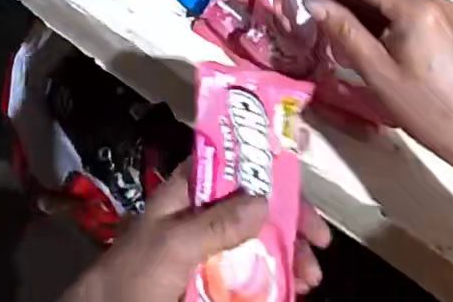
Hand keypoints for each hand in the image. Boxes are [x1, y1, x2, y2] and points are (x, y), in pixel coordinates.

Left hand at [58, 171, 329, 301]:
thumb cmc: (135, 271)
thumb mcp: (174, 243)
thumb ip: (215, 222)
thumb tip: (262, 198)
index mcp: (186, 191)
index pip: (228, 163)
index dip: (263, 166)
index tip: (300, 182)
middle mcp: (200, 214)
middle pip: (252, 205)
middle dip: (287, 219)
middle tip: (317, 243)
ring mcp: (209, 249)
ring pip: (258, 241)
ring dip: (289, 252)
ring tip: (310, 276)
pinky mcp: (215, 281)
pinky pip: (254, 275)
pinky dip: (278, 280)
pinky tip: (296, 290)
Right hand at [308, 0, 452, 183]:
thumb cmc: (430, 111)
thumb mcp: (377, 72)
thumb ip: (343, 30)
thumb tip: (312, 1)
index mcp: (416, 6)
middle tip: (315, 9)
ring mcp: (446, 12)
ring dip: (360, 1)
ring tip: (337, 24)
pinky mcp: (451, 26)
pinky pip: (406, 5)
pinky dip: (381, 12)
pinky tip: (368, 34)